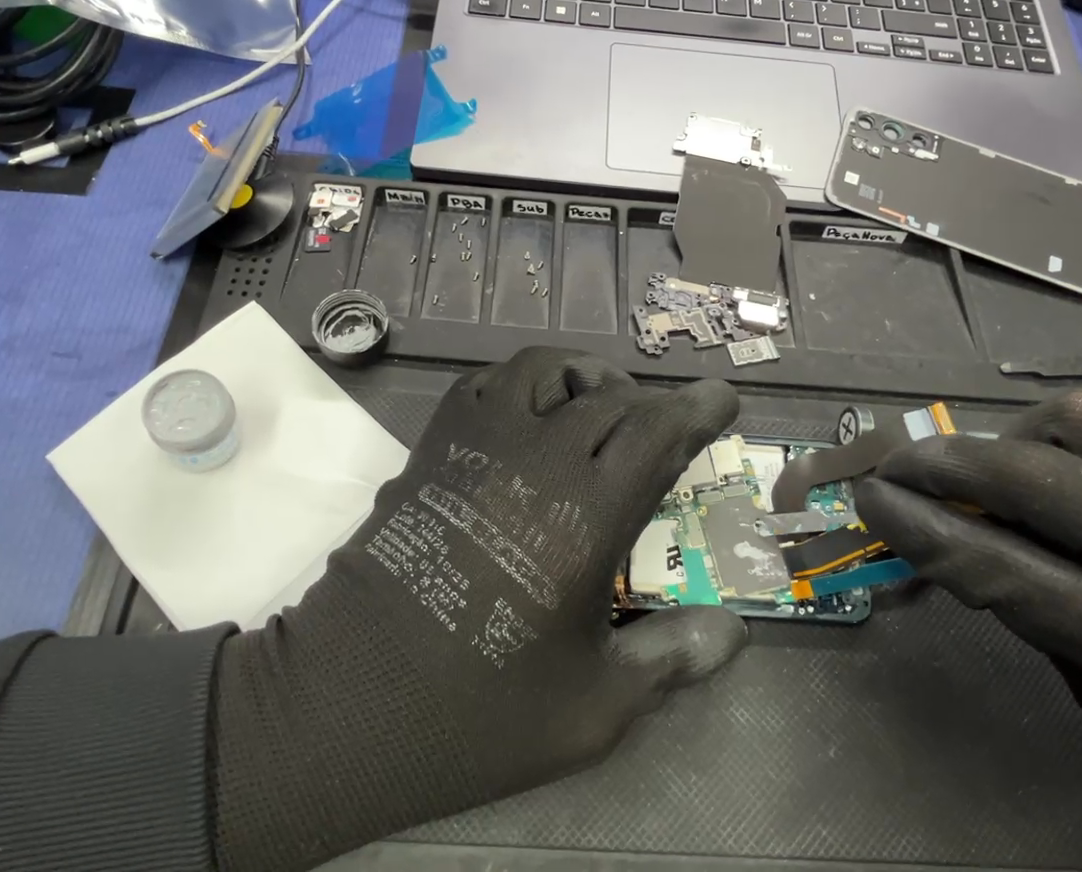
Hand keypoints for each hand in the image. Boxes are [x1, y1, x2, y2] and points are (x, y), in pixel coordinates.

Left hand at [213, 349, 744, 871]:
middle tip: (666, 426)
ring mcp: (472, 447)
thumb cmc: (477, 712)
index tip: (721, 398)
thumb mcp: (591, 708)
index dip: (696, 408)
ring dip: (580, 377)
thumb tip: (733, 632)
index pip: (656, 431)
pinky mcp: (428, 452)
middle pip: (606, 397)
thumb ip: (668, 660)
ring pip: (537, 369)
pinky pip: (479, 387)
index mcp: (584, 516)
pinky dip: (518, 384)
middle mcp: (533, 460)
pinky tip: (524, 420)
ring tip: (595, 409)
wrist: (349, 702)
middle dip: (649, 402)